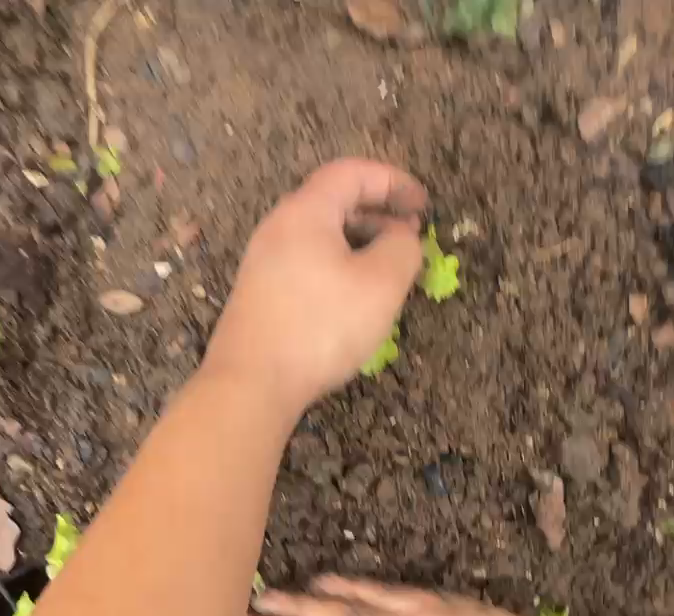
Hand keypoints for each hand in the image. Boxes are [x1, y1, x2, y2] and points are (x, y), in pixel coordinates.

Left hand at [203, 158, 428, 409]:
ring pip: (318, 239)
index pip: (352, 173)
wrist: (251, 383)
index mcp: (305, 212)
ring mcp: (262, 265)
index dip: (393, 181)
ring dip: (357, 246)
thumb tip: (402, 237)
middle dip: (377, 214)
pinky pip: (304, 267)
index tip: (422, 204)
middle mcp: (277, 229)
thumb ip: (402, 249)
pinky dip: (335, 269)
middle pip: (332, 203)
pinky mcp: (259, 297)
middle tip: (409, 236)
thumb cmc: (320, 328)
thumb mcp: (380, 285)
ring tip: (386, 271)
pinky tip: (351, 301)